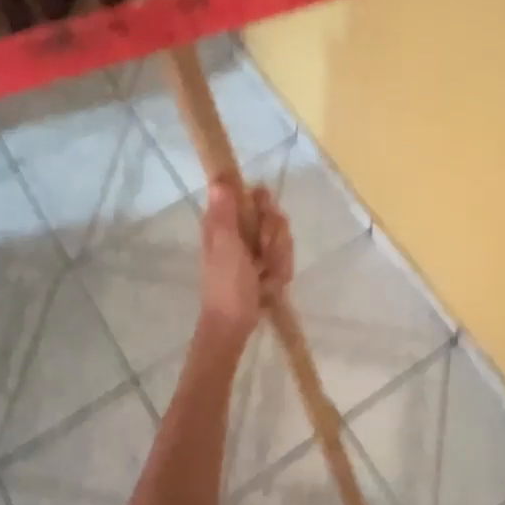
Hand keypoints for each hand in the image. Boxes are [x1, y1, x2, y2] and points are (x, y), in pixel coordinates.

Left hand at [197, 183, 293, 345]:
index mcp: (225, 222)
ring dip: (278, 259)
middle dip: (276, 240)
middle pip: (273, 217)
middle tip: (264, 258)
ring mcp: (253, 249)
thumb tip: (220, 179)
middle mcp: (240, 231)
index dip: (265, 207)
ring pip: (282, 238)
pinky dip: (280, 273)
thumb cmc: (227, 286)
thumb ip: (226, 213)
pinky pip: (284, 258)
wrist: (233, 326)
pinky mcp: (264, 266)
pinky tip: (269, 285)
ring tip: (265, 277)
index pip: (254, 196)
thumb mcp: (225, 246)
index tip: (266, 224)